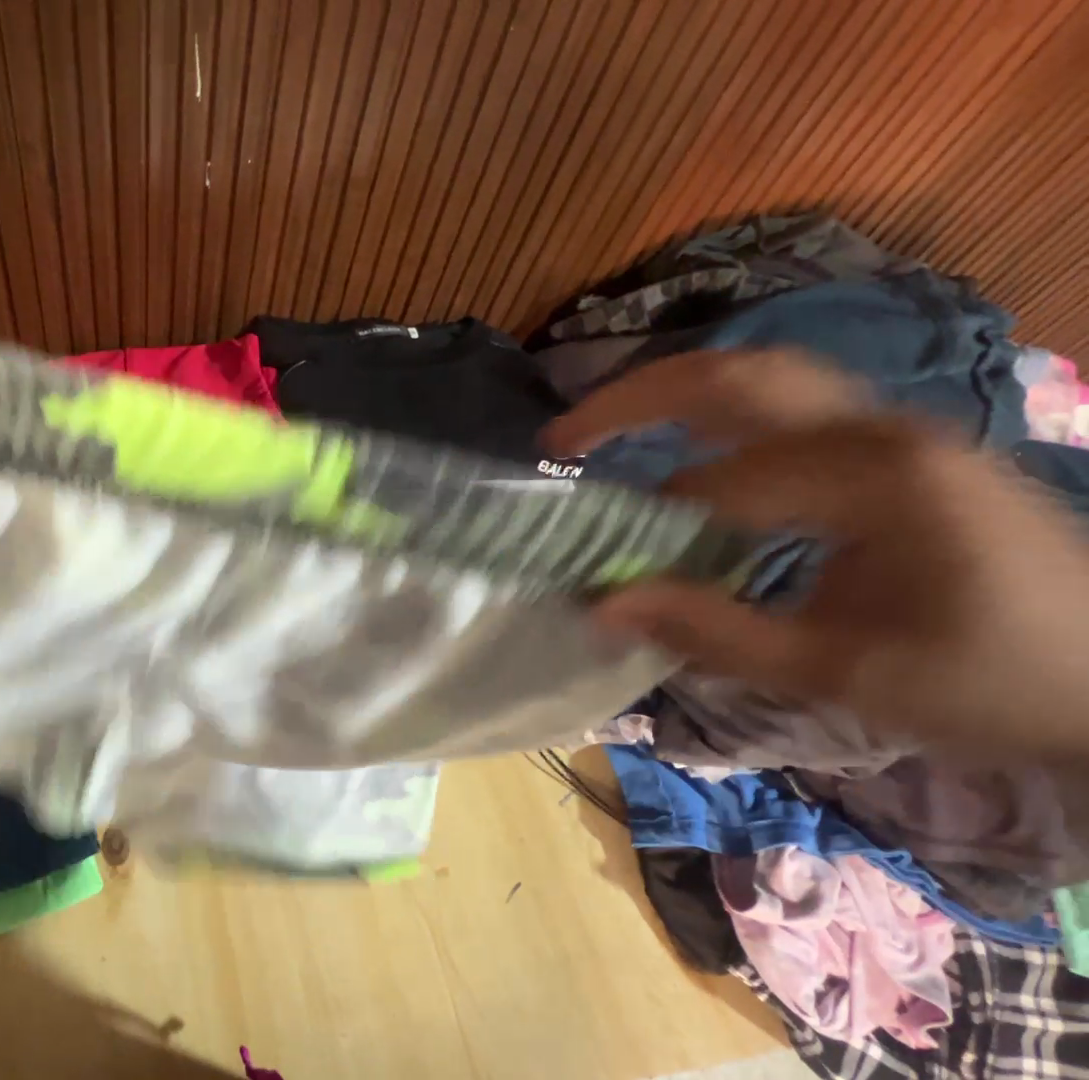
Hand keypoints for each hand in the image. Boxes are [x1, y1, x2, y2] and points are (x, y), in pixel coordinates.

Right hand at [544, 349, 1088, 758]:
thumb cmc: (990, 680)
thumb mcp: (841, 673)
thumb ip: (711, 632)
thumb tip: (597, 603)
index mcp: (876, 479)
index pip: (718, 483)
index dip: (645, 524)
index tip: (595, 564)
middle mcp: (882, 429)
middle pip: (734, 377)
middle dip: (632, 401)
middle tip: (558, 441)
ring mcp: (896, 428)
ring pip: (758, 377)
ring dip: (669, 397)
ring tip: (600, 431)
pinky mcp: (898, 445)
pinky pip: (786, 406)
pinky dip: (714, 416)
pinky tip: (683, 450)